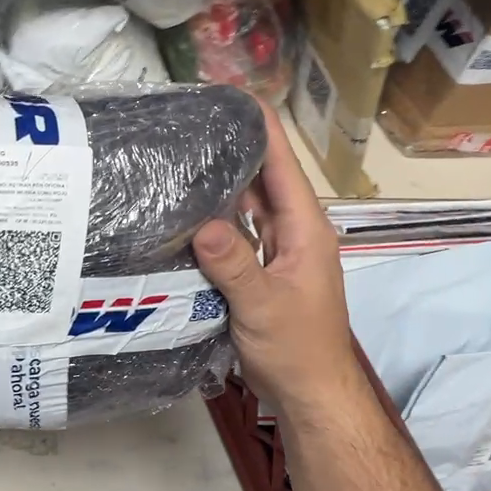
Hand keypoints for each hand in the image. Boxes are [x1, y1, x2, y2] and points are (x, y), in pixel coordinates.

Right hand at [191, 104, 363, 419]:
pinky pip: (235, 239)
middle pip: (263, 182)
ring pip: (247, 211)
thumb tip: (201, 224)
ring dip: (221, 188)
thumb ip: (235, 265)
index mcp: (305, 231)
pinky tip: (186, 217)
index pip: (282, 168)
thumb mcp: (263, 306)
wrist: (308, 392)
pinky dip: (214, 224)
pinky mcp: (259, 276)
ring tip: (182, 161)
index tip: (230, 99)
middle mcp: (293, 235)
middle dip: (234, 152)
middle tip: (190, 127)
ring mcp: (277, 256)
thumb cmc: (296, 347)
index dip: (261, 131)